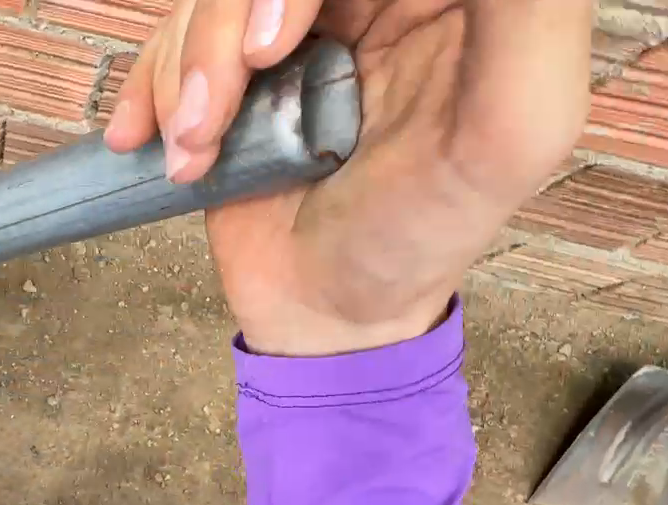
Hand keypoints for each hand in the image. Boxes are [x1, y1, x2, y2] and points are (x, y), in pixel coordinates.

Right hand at [104, 0, 592, 354]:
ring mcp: (288, 34)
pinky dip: (145, 87)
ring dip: (182, 72)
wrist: (325, 313)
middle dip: (226, 26)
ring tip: (193, 155)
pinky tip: (141, 137)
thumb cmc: (417, 241)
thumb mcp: (512, 133)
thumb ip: (526, 16)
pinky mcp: (229, 79)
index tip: (275, 47)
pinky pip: (170, 43)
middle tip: (216, 111)